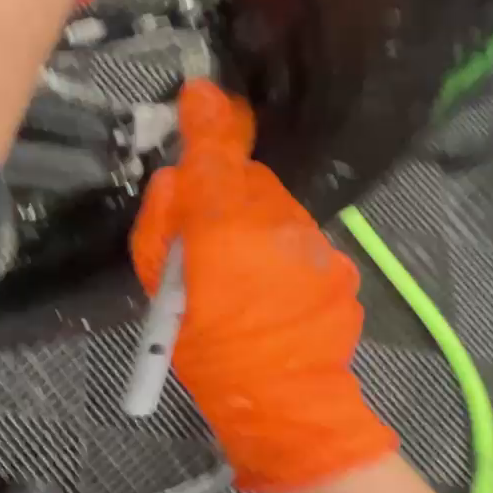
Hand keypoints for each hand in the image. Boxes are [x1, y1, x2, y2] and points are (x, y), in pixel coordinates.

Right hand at [130, 80, 398, 492]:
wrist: (284, 399)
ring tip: (226, 271)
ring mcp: (313, 240)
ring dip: (245, 223)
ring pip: (271, 208)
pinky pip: (293, 239)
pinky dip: (271, 250)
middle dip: (220, 192)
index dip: (205, 120)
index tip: (196, 93)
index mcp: (225, 227)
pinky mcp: (334, 261)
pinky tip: (259, 290)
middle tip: (194, 235)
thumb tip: (169, 183)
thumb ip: (159, 232)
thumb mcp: (160, 296)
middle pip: (245, 181)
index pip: (216, 154)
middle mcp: (276, 220)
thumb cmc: (207, 351)